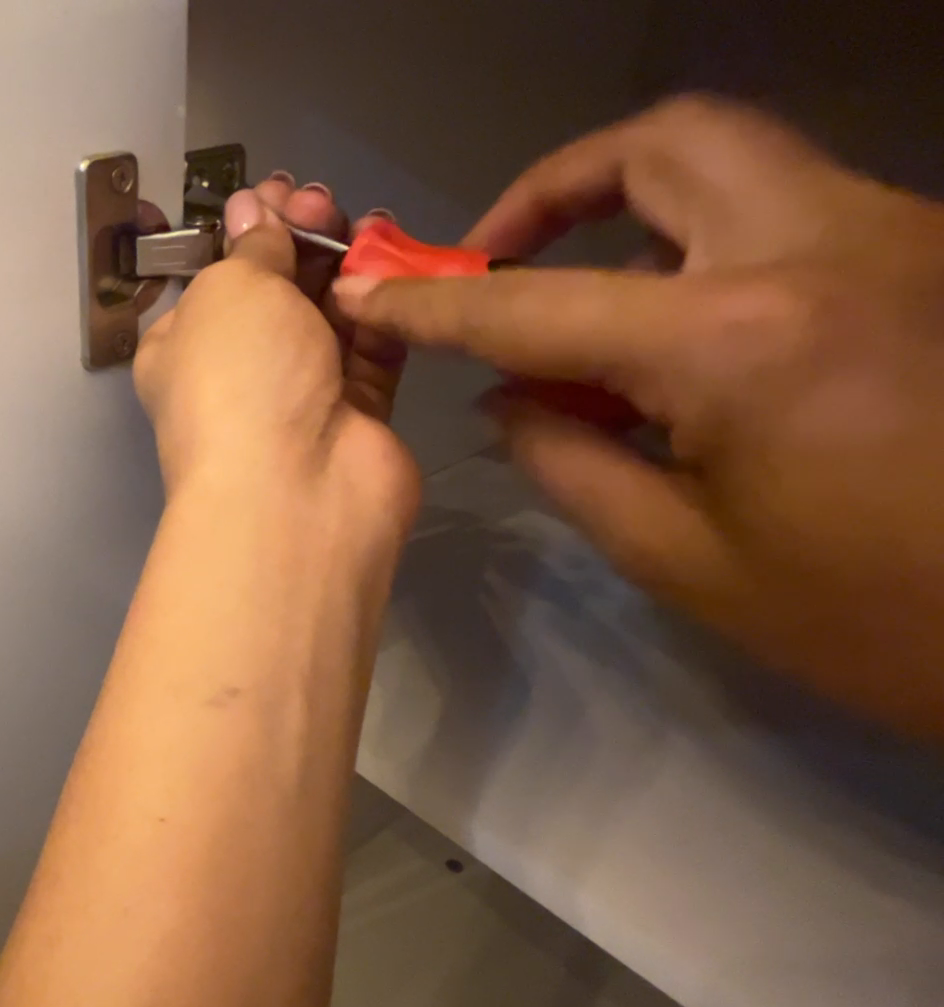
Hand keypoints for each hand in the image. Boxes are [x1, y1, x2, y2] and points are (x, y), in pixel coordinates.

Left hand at [134, 175, 418, 543]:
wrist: (294, 490)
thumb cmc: (239, 378)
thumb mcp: (227, 293)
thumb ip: (248, 249)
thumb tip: (249, 211)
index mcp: (181, 347)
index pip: (212, 279)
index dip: (244, 233)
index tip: (275, 193)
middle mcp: (234, 370)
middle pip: (273, 291)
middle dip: (298, 238)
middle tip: (324, 201)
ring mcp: (295, 392)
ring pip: (325, 314)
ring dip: (345, 264)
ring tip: (367, 221)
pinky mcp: (354, 411)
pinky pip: (370, 346)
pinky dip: (382, 305)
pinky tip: (397, 263)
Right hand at [334, 94, 943, 733]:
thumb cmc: (872, 614)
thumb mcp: (672, 551)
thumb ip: (562, 455)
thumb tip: (506, 396)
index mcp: (745, 339)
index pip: (534, 304)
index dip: (432, 305)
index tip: (367, 296)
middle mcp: (830, 249)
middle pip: (666, 144)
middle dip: (550, 188)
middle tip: (490, 257)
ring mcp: (899, 240)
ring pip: (731, 167)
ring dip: (622, 222)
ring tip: (571, 318)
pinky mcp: (928, 260)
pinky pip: (778, 220)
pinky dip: (687, 259)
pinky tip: (662, 349)